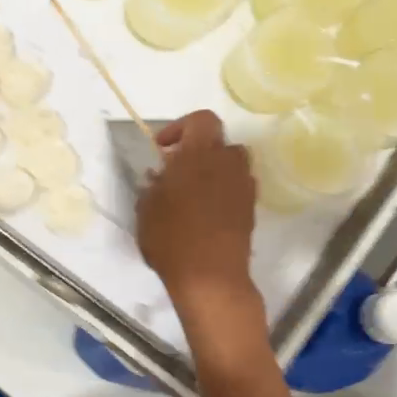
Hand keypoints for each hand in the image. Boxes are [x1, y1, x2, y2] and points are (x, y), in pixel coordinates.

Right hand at [135, 111, 257, 310]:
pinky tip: (202, 212)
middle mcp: (227, 164)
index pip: (201, 120)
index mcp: (199, 157)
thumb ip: (153, 185)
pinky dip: (220, 189)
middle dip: (196, 150)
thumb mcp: (146, 209)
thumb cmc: (170, 239)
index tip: (162, 149)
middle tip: (174, 171)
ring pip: (230, 163)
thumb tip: (160, 175)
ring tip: (189, 192)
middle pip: (218, 141)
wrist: (209, 276)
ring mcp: (244, 185)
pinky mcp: (250, 206)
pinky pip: (235, 185)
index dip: (180, 127)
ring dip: (211, 169)